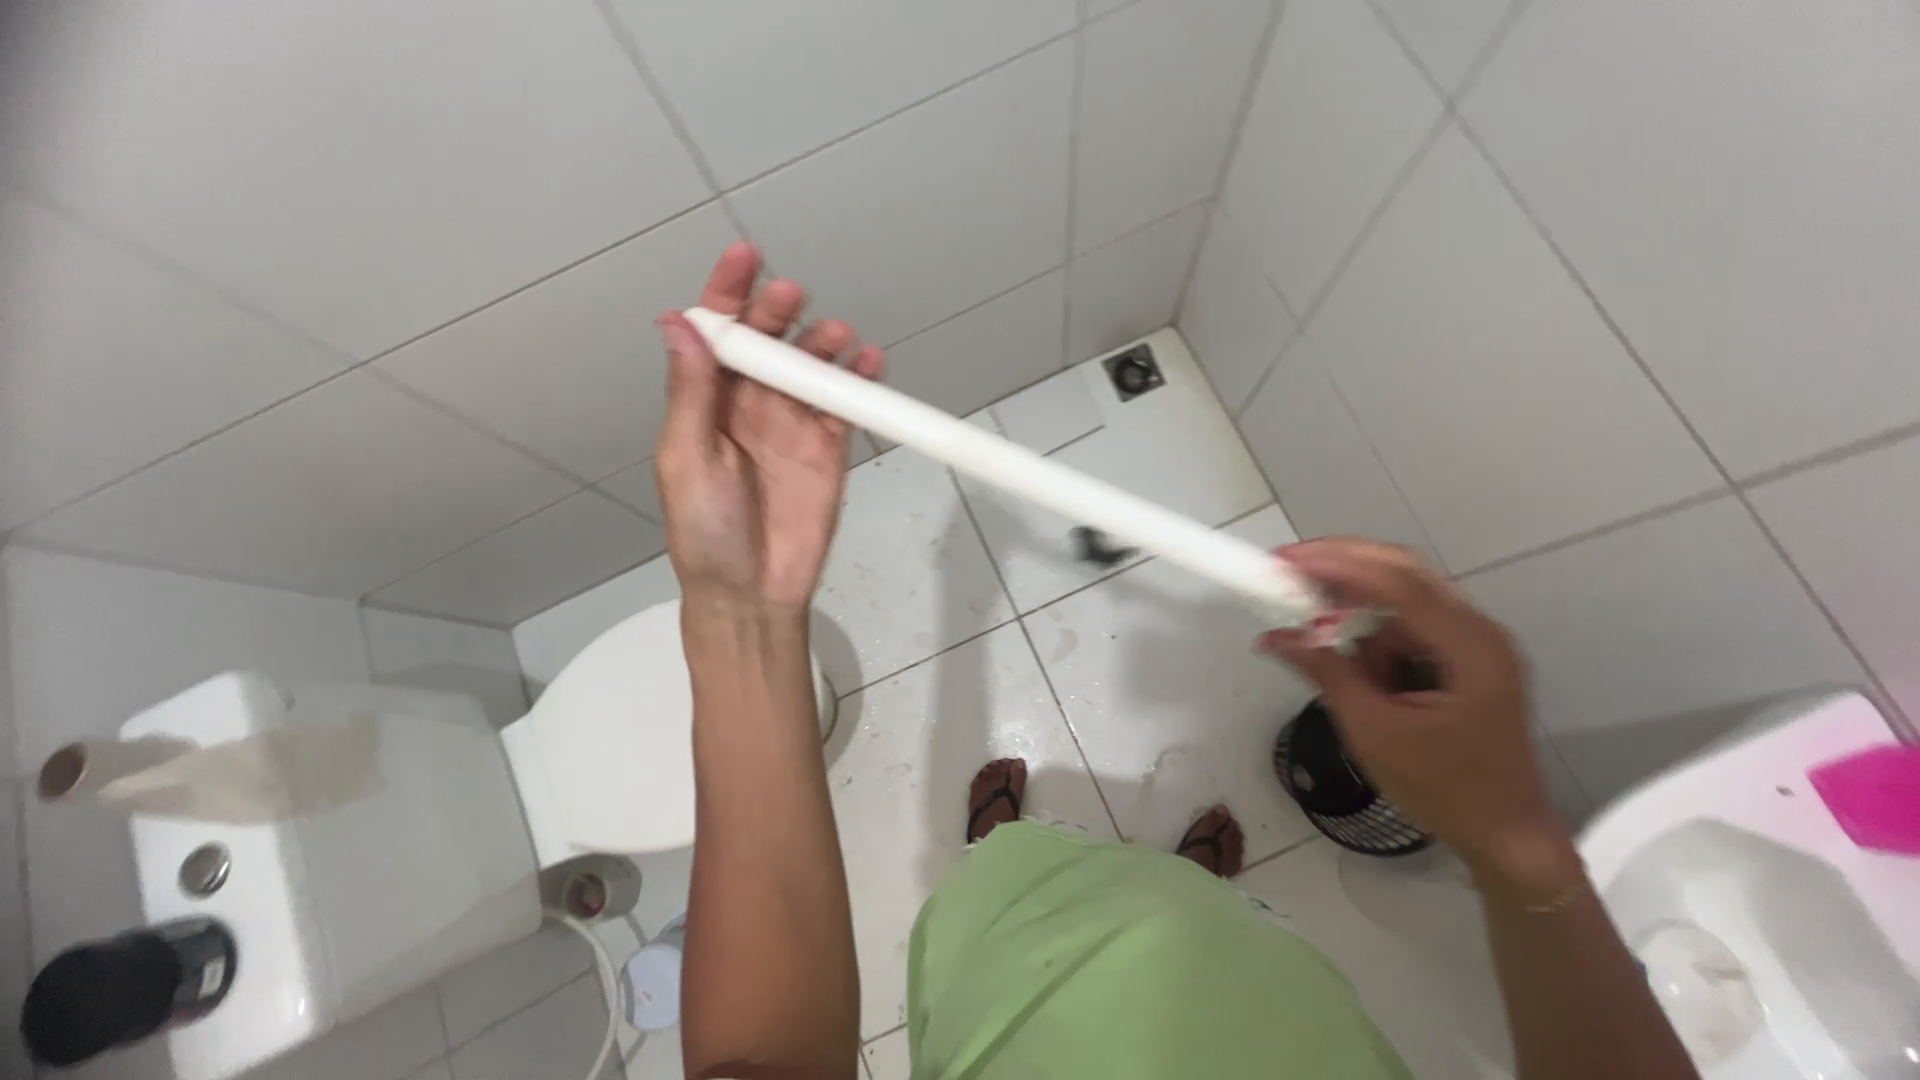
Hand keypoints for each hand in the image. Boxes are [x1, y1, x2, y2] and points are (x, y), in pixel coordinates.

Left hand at [654, 244, 884, 616]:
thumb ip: (691, 395)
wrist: (754, 592)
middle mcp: (749, 404)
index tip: (745, 257)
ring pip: (810, 365)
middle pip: (767, 341)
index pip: (716, 336)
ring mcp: (792, 423)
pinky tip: (869, 363)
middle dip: (778, 312)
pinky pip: (845, 402)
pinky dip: (859, 379)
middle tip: (793, 297)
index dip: (727, 293)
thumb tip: (680, 323)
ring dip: (822, 343)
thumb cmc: (706, 533)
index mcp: (705, 403)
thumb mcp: (686, 462)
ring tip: (838, 338)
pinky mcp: (829, 446)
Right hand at [1260, 539, 1571, 884]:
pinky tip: (1340, 646)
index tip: (1282, 562)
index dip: (1336, 563)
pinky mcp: (1461, 657)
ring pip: (1401, 596)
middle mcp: (1478, 630)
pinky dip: (1369, 628)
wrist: (1507, 836)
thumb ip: (1328, 674)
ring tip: (1305, 615)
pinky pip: (1406, 624)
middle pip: (1404, 571)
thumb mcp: (1375, 732)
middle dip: (1341, 565)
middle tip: (1286, 569)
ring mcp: (1473, 642)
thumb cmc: (1445, 790)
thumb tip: (1276, 636)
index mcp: (1470, 646)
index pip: (1397, 582)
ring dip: (1353, 603)